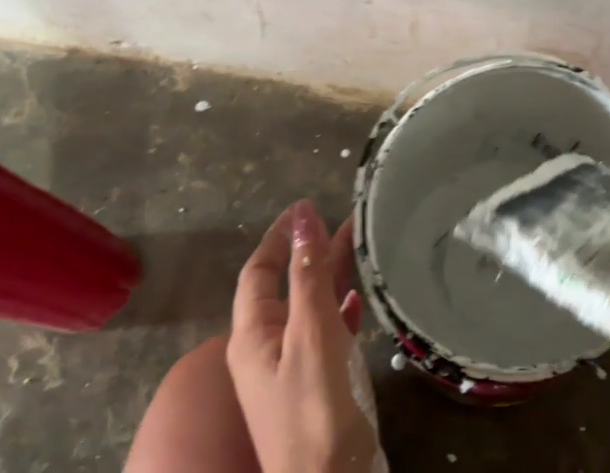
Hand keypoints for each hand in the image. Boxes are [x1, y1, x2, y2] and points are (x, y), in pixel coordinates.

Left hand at [227, 199, 382, 472]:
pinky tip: (356, 302)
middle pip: (285, 286)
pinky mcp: (315, 386)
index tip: (305, 204)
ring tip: (357, 247)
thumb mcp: (312, 332)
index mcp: (253, 335)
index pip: (259, 271)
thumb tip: (301, 217)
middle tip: (341, 219)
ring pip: (307, 307)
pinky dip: (337, 310)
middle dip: (308, 250)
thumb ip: (307, 274)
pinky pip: (323, 333)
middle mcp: (264, 349)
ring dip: (327, 276)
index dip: (280, 236)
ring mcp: (289, 370)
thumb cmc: (317, 405)